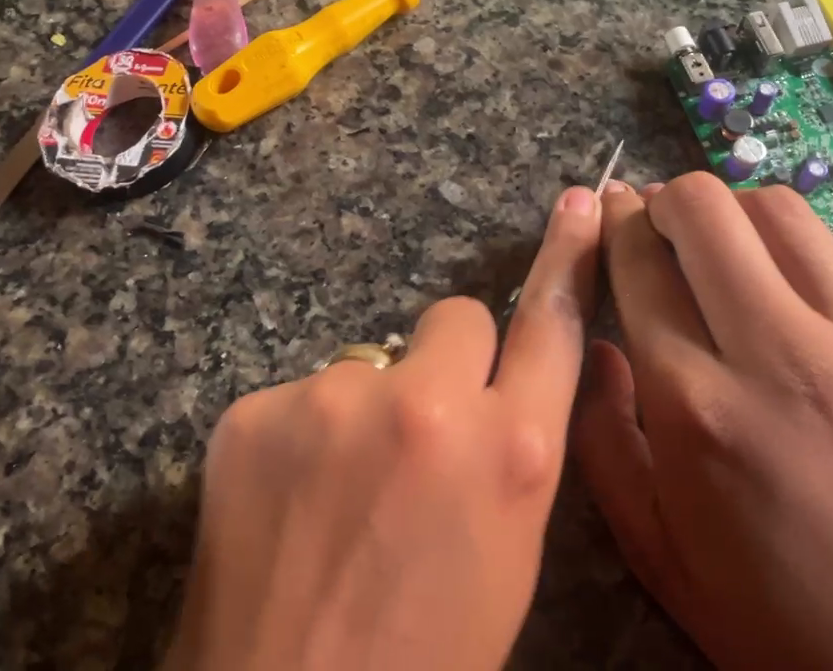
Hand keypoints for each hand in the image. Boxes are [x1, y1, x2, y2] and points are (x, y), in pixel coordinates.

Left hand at [165, 186, 603, 670]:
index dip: (567, 262)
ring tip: (340, 494)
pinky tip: (286, 502)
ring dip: (367, 409)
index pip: (553, 326)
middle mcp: (429, 407)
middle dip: (449, 362)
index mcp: (512, 457)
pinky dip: (298, 436)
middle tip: (422, 432)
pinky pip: (298, 398)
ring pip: (372, 361)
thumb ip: (512, 455)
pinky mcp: (255, 409)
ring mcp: (333, 400)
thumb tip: (500, 385)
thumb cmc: (422, 655)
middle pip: (456, 318)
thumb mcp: (506, 558)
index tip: (577, 206)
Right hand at [575, 175, 832, 670]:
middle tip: (659, 224)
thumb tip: (596, 348)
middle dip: (667, 198)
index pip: (639, 263)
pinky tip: (803, 318)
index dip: (615, 222)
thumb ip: (603, 440)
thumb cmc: (786, 624)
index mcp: (696, 406)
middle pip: (707, 209)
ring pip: (784, 214)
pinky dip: (804, 270)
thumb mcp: (658, 552)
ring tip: (727, 250)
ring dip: (737, 214)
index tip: (609, 209)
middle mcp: (780, 354)